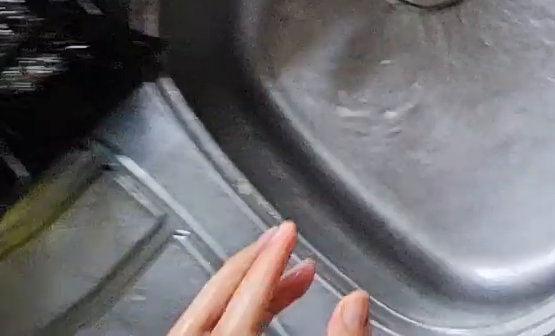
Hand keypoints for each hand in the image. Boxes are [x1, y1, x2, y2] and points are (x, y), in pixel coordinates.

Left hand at [169, 221, 369, 335]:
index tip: (289, 229)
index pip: (241, 312)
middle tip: (283, 235)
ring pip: (199, 323)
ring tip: (290, 271)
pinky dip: (230, 313)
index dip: (267, 266)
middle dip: (249, 267)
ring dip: (244, 289)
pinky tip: (262, 306)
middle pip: (208, 313)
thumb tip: (355, 302)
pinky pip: (201, 332)